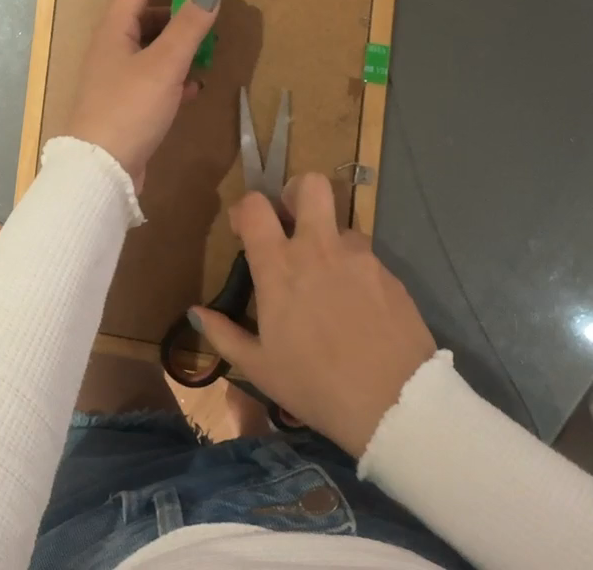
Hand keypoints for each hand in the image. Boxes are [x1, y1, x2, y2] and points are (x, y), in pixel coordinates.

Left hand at [65, 0, 220, 190]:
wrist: (102, 170)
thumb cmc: (129, 108)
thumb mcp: (164, 64)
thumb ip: (189, 25)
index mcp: (112, 32)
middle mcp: (111, 51)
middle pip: (146, 19)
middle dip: (178, 14)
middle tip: (210, 14)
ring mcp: (117, 80)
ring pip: (152, 52)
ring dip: (180, 48)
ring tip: (208, 51)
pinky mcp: (127, 107)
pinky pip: (154, 81)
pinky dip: (175, 79)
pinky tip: (195, 88)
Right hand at [191, 173, 435, 456]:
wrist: (396, 406)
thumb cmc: (315, 385)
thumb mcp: (259, 367)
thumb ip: (223, 333)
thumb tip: (196, 313)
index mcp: (279, 265)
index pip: (254, 205)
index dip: (245, 210)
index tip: (244, 232)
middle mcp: (318, 248)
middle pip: (310, 185)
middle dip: (296, 194)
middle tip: (291, 225)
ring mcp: (359, 258)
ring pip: (341, 225)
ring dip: (329, 241)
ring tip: (328, 282)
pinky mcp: (390, 275)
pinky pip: (366, 258)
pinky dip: (355, 272)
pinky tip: (356, 309)